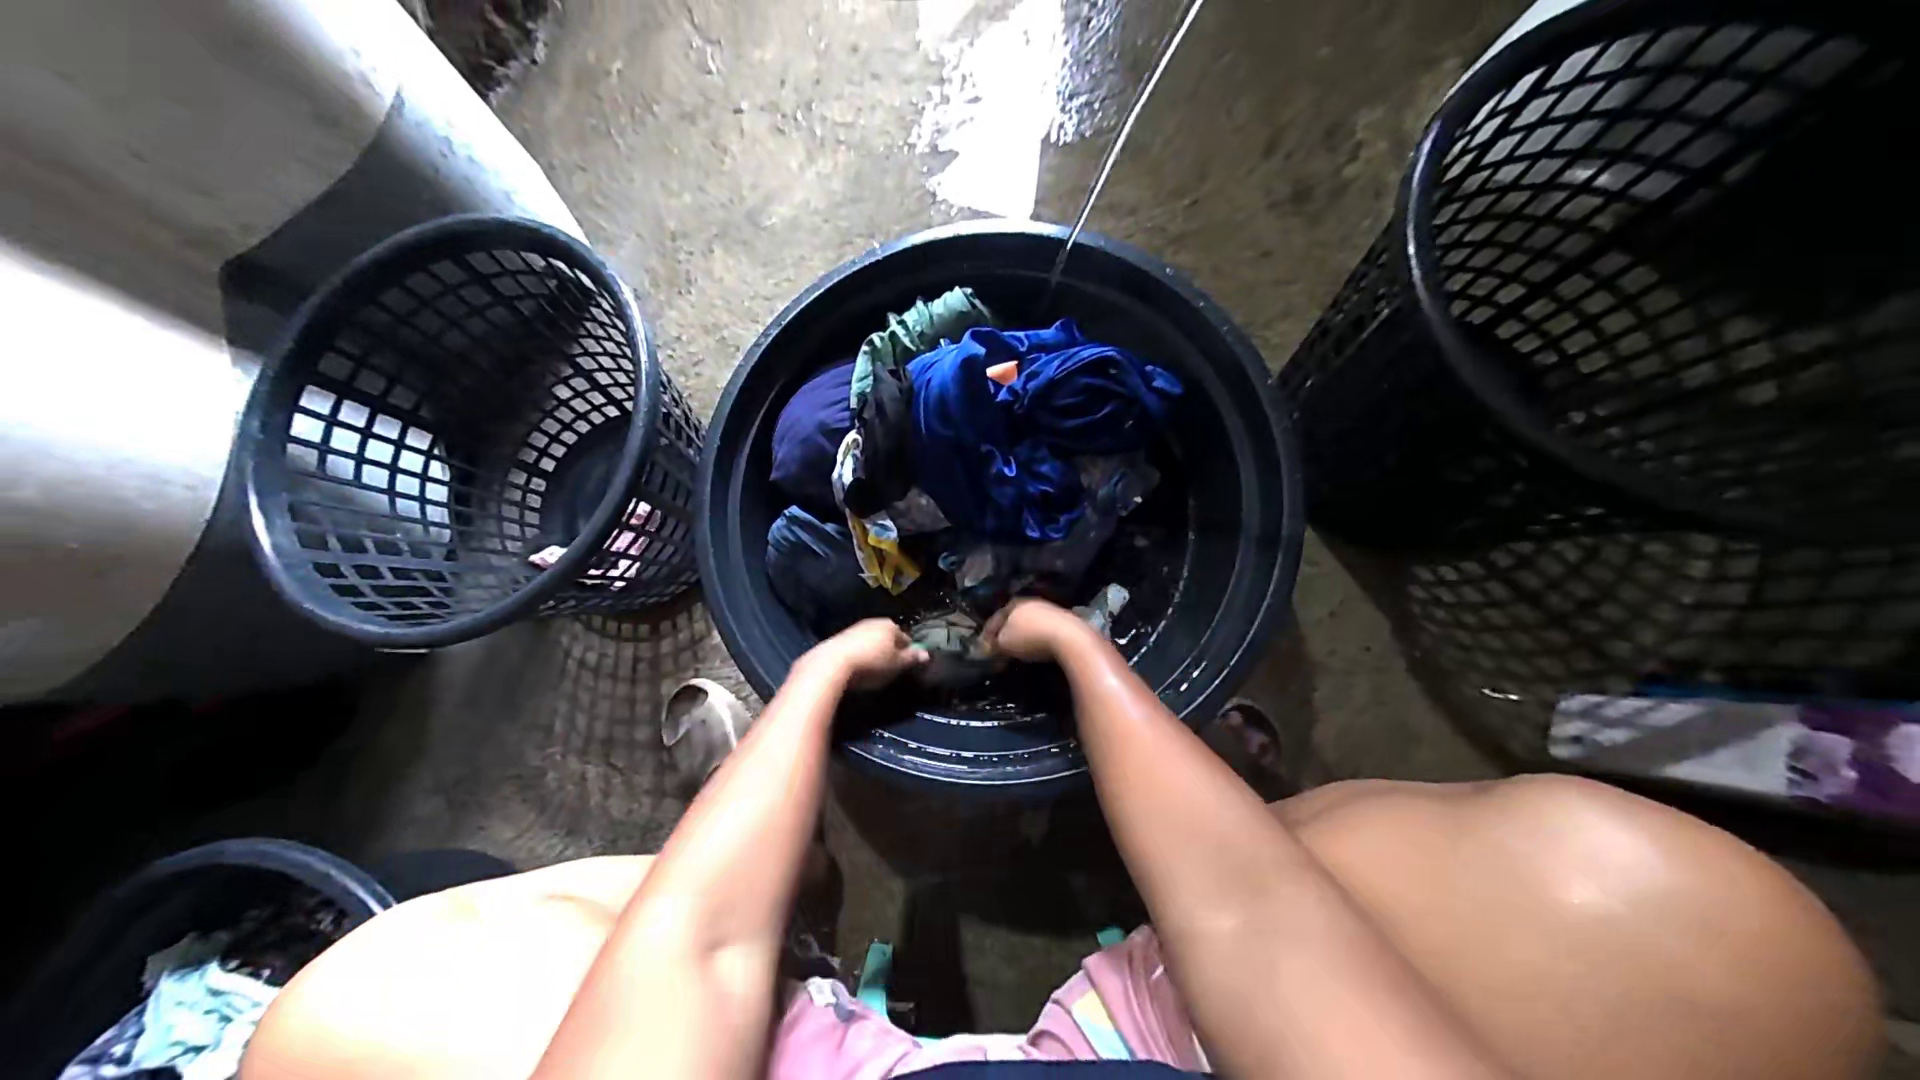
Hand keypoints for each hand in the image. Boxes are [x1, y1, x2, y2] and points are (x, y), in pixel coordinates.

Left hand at [806, 619, 927, 689]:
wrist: (833, 662)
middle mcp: (874, 622)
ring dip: (875, 651)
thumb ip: (912, 658)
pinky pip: (858, 645)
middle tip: (890, 668)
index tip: (905, 666)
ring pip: (872, 640)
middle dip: (890, 650)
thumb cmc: (872, 663)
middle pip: (888, 638)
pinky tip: (858, 666)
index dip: (907, 653)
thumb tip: (926, 653)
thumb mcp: (897, 664)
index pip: (906, 639)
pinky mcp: (841, 637)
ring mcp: (856, 628)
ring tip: (873, 669)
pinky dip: (861, 653)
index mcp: (891, 626)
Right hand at [981, 597, 1091, 662]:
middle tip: (1000, 648)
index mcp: (1014, 603)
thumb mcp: (1004, 644)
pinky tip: (1038, 648)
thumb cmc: (1030, 639)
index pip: (995, 618)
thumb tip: (988, 647)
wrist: (1069, 638)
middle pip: (1014, 619)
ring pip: (1031, 623)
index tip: (983, 648)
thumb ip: (993, 644)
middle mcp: (1032, 602)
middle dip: (1007, 633)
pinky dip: (1039, 638)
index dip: (987, 634)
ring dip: (1024, 635)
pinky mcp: (1066, 621)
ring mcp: (1051, 610)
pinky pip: (1045, 630)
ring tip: (1019, 650)